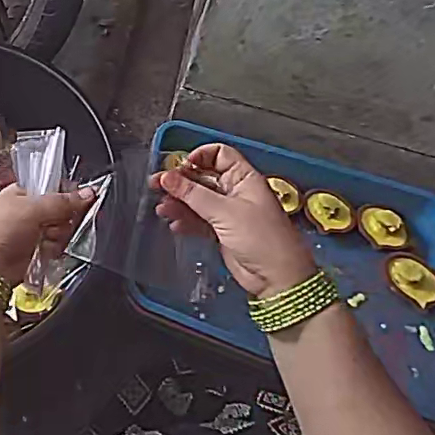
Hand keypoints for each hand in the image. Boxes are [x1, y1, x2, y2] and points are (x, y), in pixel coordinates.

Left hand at [0, 185, 94, 284]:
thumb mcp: (33, 208)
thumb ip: (63, 201)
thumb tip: (89, 193)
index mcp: (23, 192)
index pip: (56, 188)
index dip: (69, 195)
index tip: (77, 202)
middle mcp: (28, 211)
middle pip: (62, 211)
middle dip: (63, 220)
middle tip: (53, 224)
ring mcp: (31, 233)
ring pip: (61, 231)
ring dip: (58, 237)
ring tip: (45, 240)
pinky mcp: (34, 253)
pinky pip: (56, 248)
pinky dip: (54, 251)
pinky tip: (45, 252)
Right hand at [149, 143, 315, 298]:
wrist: (277, 279)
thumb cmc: (262, 239)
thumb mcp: (225, 212)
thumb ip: (193, 194)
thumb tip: (167, 177)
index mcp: (244, 179)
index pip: (219, 155)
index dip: (199, 157)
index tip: (180, 166)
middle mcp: (235, 192)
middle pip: (203, 177)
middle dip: (180, 181)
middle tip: (157, 185)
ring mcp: (228, 213)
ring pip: (197, 200)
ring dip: (179, 202)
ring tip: (162, 208)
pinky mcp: (221, 232)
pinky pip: (198, 220)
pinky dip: (185, 220)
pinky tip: (174, 224)